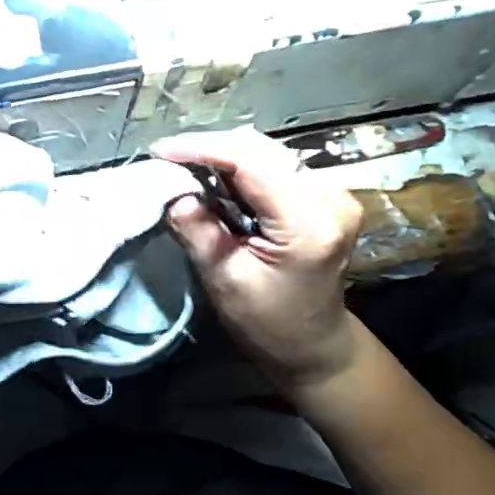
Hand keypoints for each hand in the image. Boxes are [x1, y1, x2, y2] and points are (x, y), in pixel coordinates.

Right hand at [154, 128, 363, 390]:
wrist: (313, 345)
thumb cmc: (269, 324)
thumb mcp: (226, 281)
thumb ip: (200, 231)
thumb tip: (172, 191)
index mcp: (310, 223)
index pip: (252, 163)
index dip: (203, 149)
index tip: (161, 151)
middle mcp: (331, 198)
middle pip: (262, 150)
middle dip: (211, 149)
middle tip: (167, 161)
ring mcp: (334, 193)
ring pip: (269, 152)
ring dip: (225, 156)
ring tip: (186, 168)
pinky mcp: (327, 195)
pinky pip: (277, 165)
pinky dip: (243, 167)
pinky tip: (217, 179)